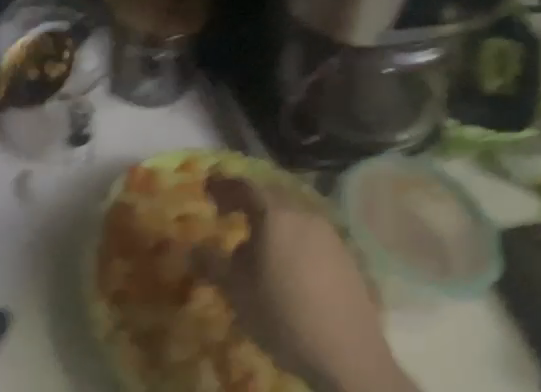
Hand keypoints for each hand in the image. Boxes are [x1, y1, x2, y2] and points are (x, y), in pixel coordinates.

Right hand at [194, 177, 416, 391]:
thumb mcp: (236, 291)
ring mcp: (330, 235)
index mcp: (275, 214)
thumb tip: (192, 248)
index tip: (207, 190)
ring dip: (272, 220)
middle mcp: (304, 214)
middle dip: (248, 200)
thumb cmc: (283, 315)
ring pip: (293, 215)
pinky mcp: (346, 257)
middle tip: (229, 213)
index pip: (244, 186)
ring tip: (257, 243)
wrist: (348, 356)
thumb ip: (212, 264)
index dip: (223, 185)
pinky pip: (311, 234)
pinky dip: (292, 238)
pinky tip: (287, 265)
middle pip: (271, 195)